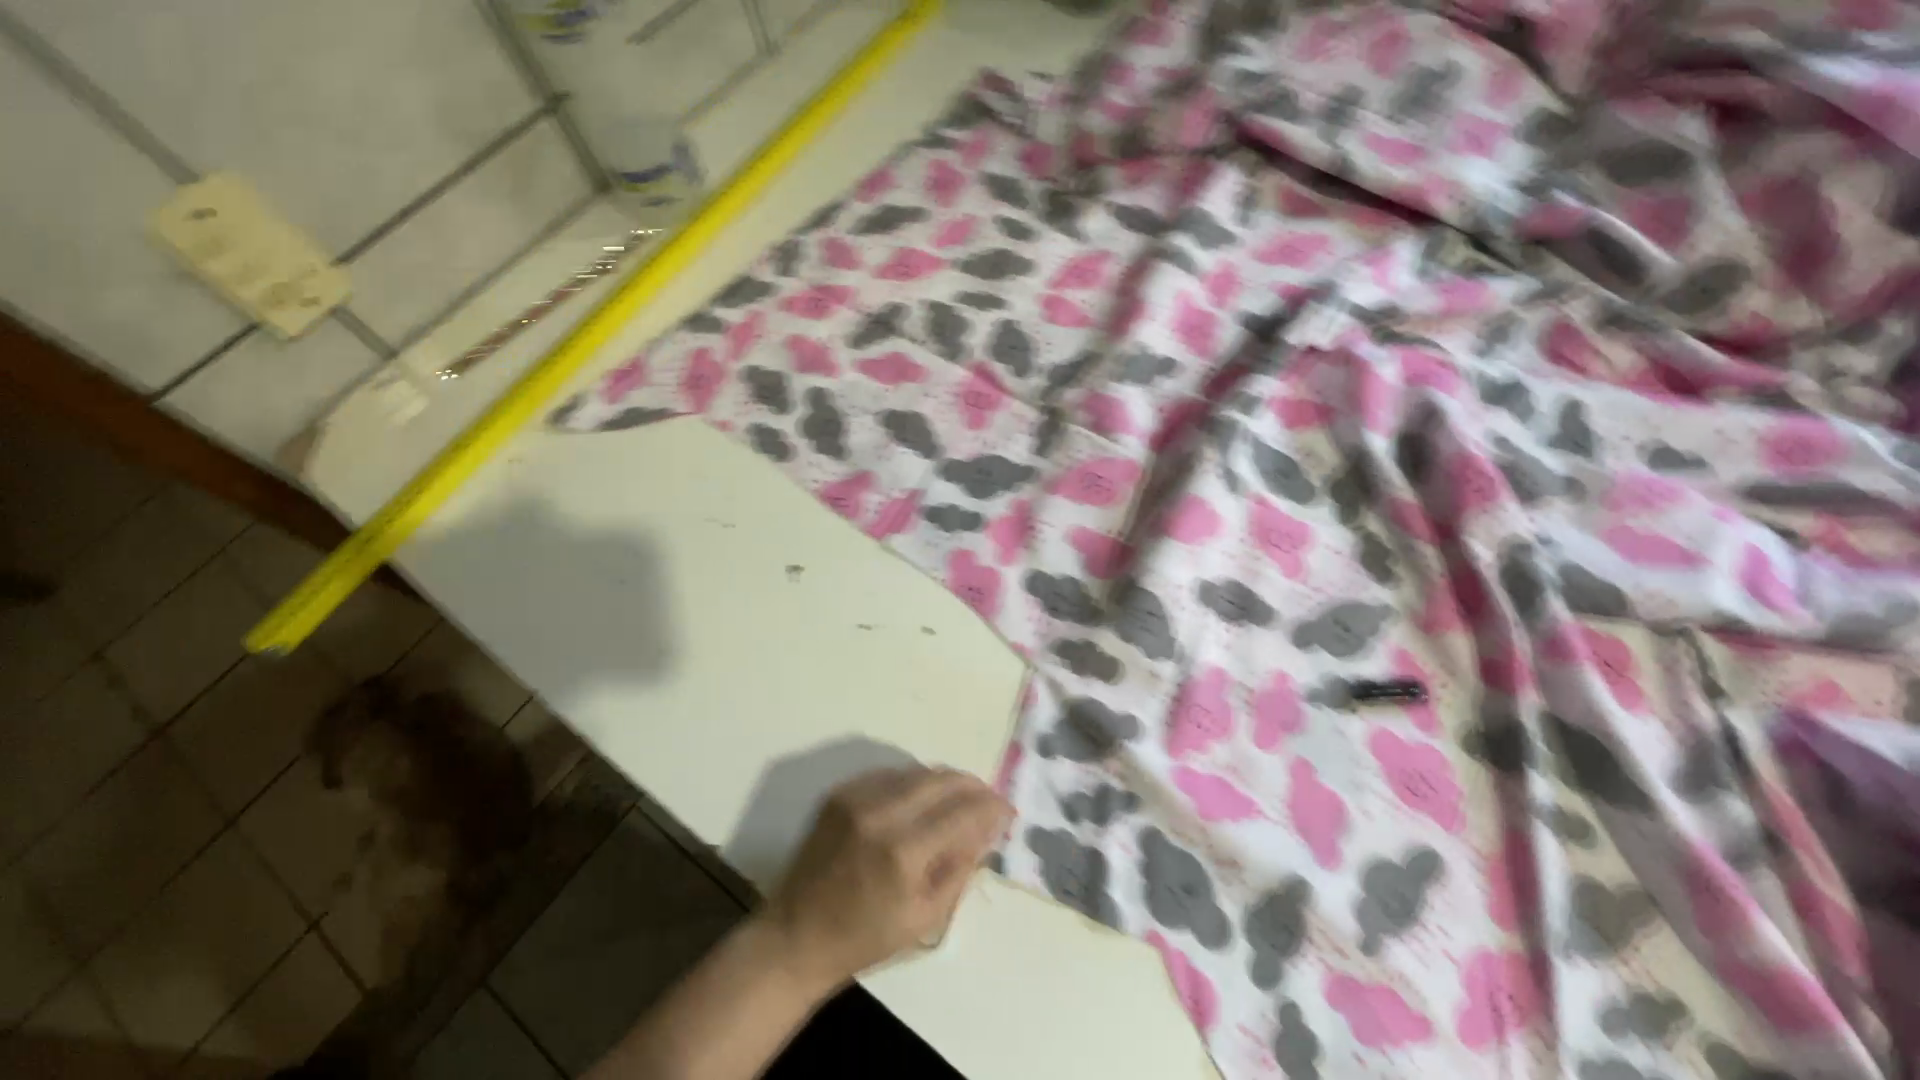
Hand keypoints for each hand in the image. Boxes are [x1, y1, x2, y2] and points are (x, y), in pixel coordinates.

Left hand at [758, 766, 1010, 990]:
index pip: (964, 812)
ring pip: (917, 771)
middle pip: (942, 780)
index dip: (992, 807)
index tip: (1008, 812)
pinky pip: (889, 775)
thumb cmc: (864, 938)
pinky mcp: (838, 793)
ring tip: (960, 801)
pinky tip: (921, 801)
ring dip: (945, 782)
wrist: (795, 935)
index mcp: (903, 852)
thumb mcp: (925, 916)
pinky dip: (913, 783)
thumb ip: (960, 866)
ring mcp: (855, 798)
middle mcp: (880, 813)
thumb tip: (988, 829)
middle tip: (989, 802)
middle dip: (973, 787)